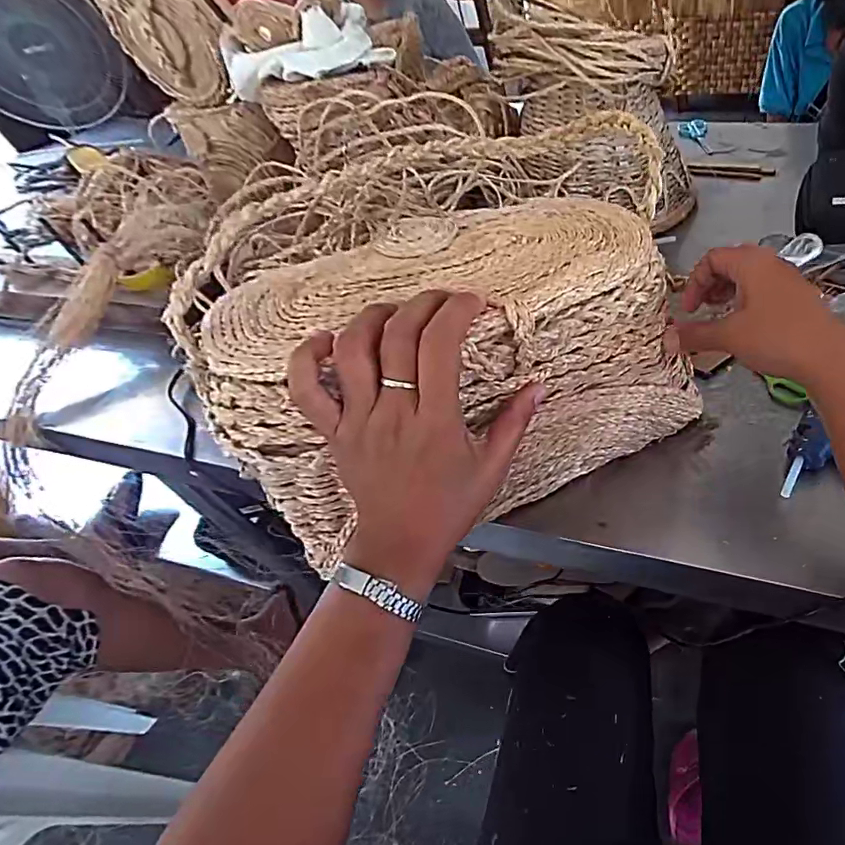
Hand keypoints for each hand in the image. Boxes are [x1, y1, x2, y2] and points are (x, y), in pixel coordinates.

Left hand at [286, 291, 541, 596]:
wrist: (399, 544)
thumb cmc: (448, 507)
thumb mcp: (492, 468)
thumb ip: (514, 423)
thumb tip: (538, 386)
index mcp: (436, 423)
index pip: (440, 347)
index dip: (455, 312)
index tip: (472, 302)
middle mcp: (393, 415)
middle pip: (397, 337)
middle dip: (423, 304)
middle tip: (443, 299)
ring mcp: (358, 422)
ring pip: (352, 351)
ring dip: (373, 318)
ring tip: (396, 312)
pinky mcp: (335, 432)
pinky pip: (306, 390)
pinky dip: (308, 358)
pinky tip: (326, 339)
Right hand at [675, 244, 844, 389]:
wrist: (827, 357)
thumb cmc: (777, 338)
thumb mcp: (730, 337)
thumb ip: (696, 335)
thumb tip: (668, 339)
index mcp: (751, 263)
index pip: (712, 258)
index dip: (694, 282)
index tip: (689, 309)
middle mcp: (771, 263)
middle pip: (731, 263)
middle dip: (711, 285)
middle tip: (702, 309)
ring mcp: (788, 279)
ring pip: (750, 277)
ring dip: (730, 294)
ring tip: (722, 318)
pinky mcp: (800, 297)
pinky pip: (766, 290)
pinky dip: (749, 302)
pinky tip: (748, 327)